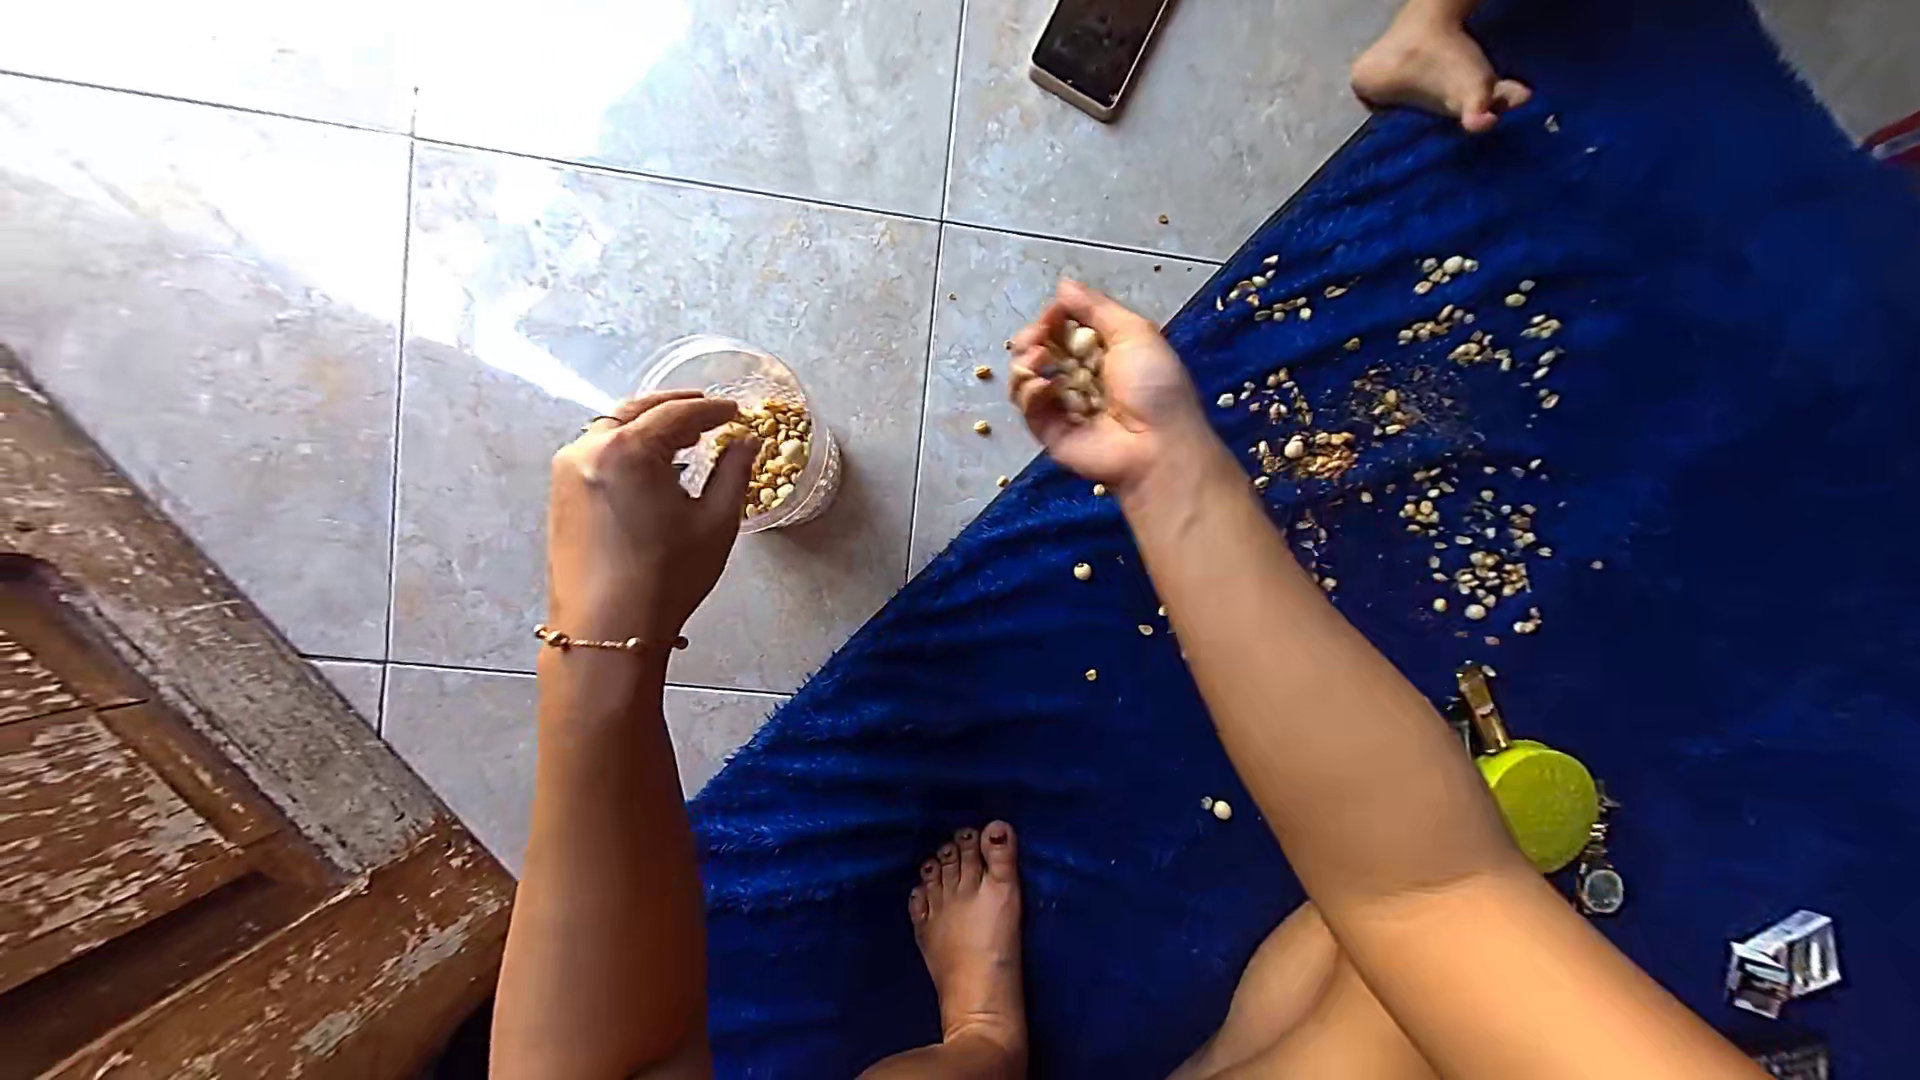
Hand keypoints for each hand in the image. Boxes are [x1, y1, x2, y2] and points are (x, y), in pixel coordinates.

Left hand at [546, 391, 755, 644]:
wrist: (608, 629)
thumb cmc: (668, 576)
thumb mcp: (716, 521)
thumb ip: (734, 472)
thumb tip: (747, 442)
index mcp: (628, 451)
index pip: (677, 414)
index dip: (713, 410)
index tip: (737, 411)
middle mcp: (588, 450)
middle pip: (637, 411)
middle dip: (676, 408)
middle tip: (710, 412)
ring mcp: (567, 472)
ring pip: (613, 429)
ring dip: (650, 427)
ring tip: (686, 440)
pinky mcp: (561, 494)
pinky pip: (600, 453)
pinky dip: (630, 447)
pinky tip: (654, 467)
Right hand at [1008, 279, 1213, 493]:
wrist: (1156, 443)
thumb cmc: (1154, 386)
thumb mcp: (1134, 333)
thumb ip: (1096, 308)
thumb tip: (1062, 285)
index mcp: (1098, 354)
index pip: (1060, 330)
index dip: (1049, 320)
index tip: (1051, 315)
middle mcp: (1076, 378)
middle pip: (1037, 352)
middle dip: (1030, 339)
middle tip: (1038, 339)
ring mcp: (1060, 406)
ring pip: (1025, 378)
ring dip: (1025, 362)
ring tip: (1040, 359)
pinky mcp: (1048, 432)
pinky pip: (1027, 407)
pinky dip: (1029, 392)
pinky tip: (1044, 387)